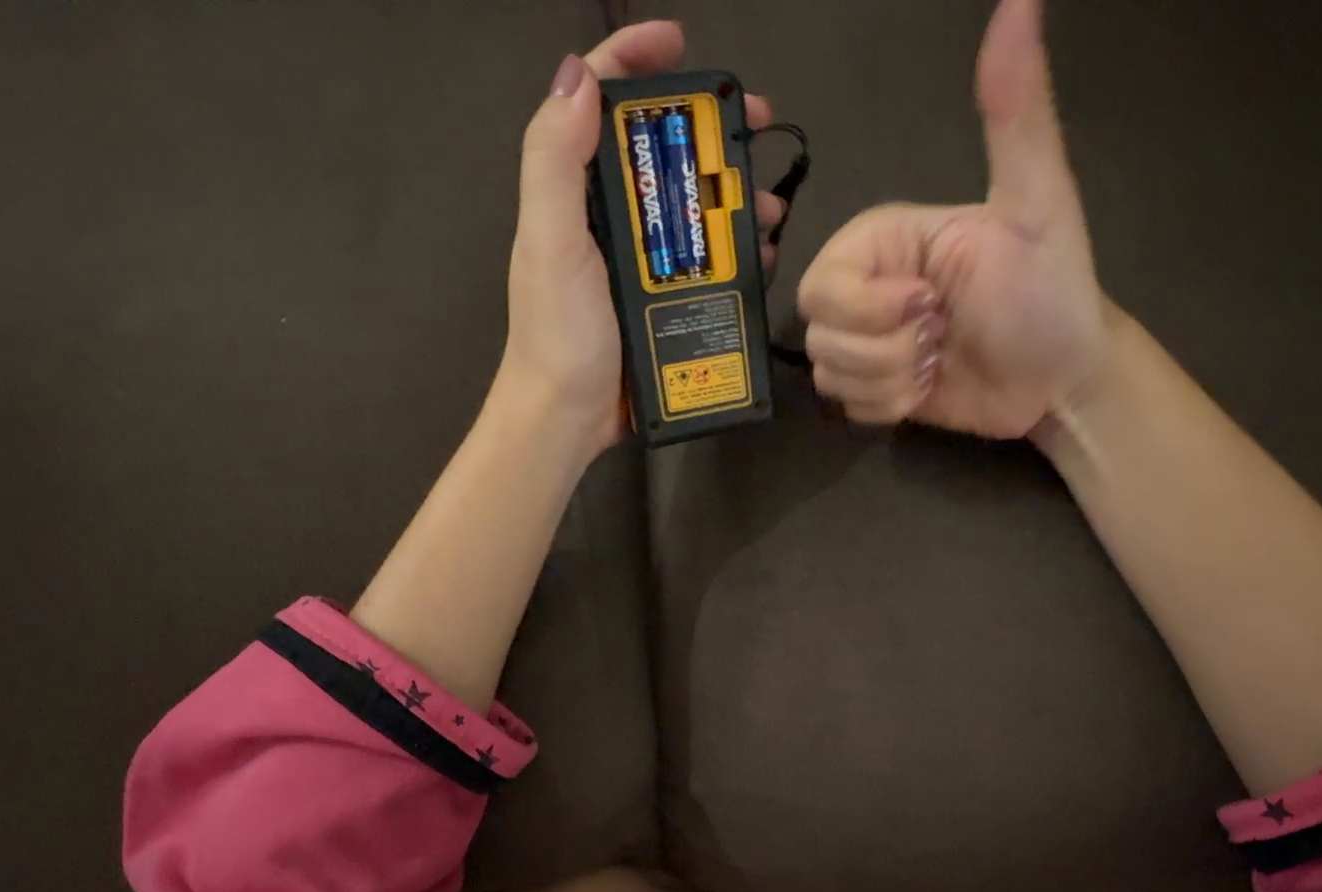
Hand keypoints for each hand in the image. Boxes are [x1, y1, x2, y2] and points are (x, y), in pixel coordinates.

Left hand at [494, 22, 785, 456]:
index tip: (681, 44)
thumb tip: (579, 77)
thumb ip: (554, 162)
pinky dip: (737, 248)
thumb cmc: (559, 332)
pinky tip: (763, 252)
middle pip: (662, 151)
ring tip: (771, 205)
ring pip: (695, 204)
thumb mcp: (550, 242)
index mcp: (575, 192)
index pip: (598, 104)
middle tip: (758, 125)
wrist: (571, 417)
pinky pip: (708, 258)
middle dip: (711, 130)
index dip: (634, 61)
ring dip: (736, 192)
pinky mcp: (664, 296)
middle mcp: (609, 215)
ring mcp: (640, 258)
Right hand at [795, 0, 1107, 437]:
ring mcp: (865, 341)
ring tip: (937, 363)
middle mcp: (864, 287)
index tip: (929, 306)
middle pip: (818, 329)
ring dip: (890, 380)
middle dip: (883, 349)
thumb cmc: (1050, 293)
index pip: (823, 281)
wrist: (1062, 379)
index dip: (868, 308)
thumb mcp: (1037, 205)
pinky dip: (887, 407)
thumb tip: (1022, 2)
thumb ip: (1015, 114)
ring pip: (828, 371)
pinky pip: (844, 404)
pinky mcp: (872, 387)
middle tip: (938, 337)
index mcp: (883, 241)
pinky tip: (927, 390)